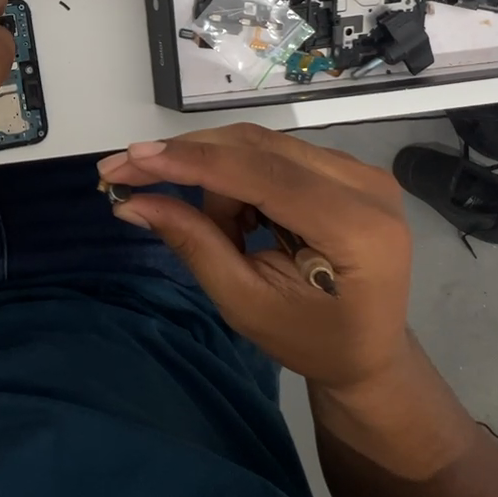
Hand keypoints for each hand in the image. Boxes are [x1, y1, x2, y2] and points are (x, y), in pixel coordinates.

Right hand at [97, 125, 412, 391]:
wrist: (370, 351)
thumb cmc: (311, 340)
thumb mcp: (245, 303)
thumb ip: (193, 244)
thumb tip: (132, 202)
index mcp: (355, 228)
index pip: (259, 173)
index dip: (189, 161)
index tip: (128, 159)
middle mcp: (364, 185)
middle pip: (253, 146)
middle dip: (186, 159)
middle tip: (127, 176)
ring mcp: (358, 170)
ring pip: (255, 144)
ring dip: (215, 177)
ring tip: (218, 232)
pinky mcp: (344, 167)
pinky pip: (269, 152)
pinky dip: (235, 177)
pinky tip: (240, 221)